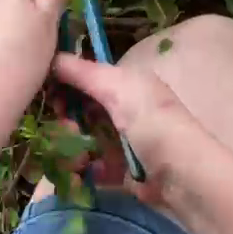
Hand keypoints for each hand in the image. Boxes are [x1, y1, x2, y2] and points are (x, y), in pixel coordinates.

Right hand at [49, 54, 218, 199]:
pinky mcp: (121, 171)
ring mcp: (122, 142)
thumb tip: (51, 57)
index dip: (65, 84)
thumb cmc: (152, 124)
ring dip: (71, 147)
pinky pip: (91, 166)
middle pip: (80, 110)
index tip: (51, 95)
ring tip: (76, 155)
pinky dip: (83, 169)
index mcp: (128, 84)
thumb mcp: (119, 88)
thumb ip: (83, 72)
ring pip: (82, 140)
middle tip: (67, 128)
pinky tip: (82, 171)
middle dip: (66, 120)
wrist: (181, 177)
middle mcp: (125, 110)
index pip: (86, 78)